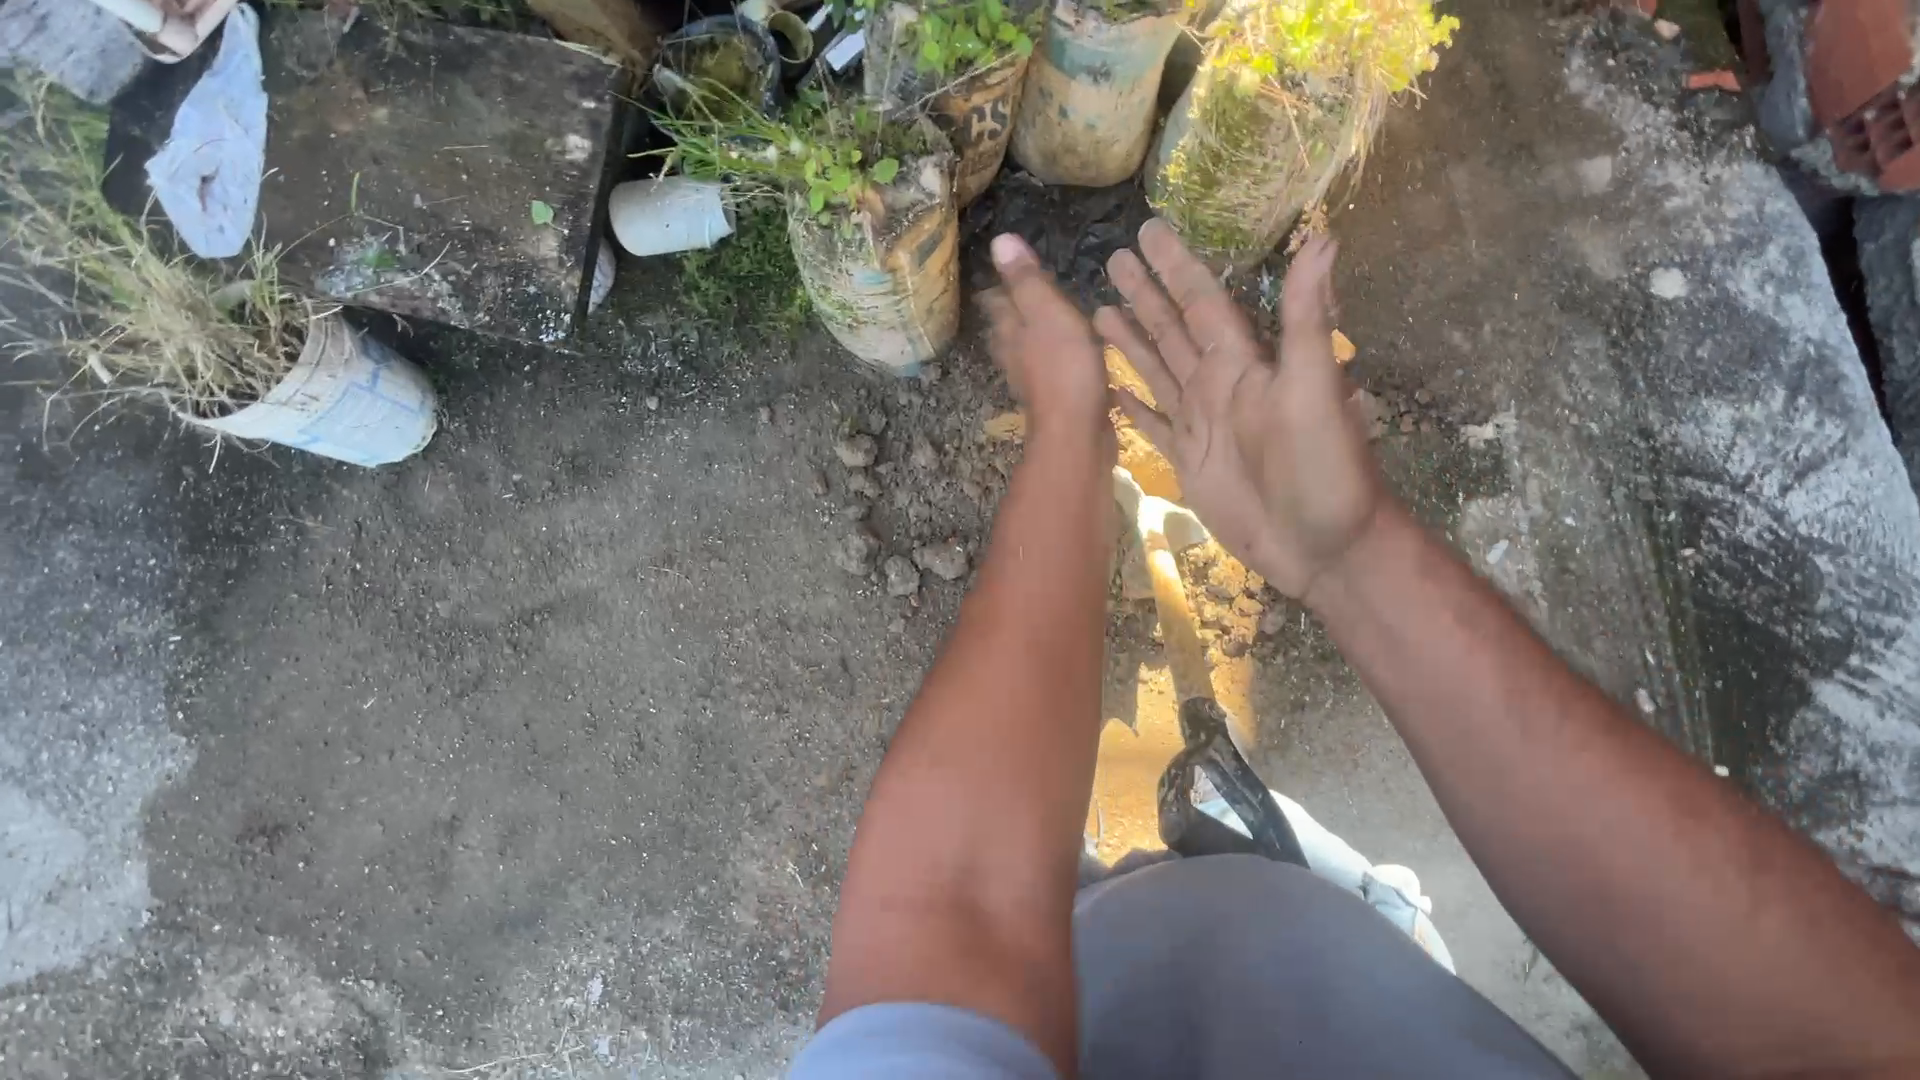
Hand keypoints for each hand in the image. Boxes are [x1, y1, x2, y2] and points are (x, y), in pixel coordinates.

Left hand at [981, 233, 1113, 447]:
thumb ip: (1026, 280)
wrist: (1077, 433)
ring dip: (1032, 336)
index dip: (1001, 283)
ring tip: (1046, 321)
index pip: (996, 299)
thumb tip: (999, 241)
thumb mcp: (1048, 313)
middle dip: (1013, 309)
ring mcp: (1032, 380)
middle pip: (1006, 326)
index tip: (1009, 269)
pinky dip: (1054, 360)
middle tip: (1026, 292)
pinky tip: (1068, 359)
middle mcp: (1013, 354)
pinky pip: (1050, 371)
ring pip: (1026, 350)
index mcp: (1010, 330)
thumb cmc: (1064, 369)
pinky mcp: (1054, 399)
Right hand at [1095, 219, 1382, 599]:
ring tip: (1098, 313)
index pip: (1202, 302)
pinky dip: (1132, 407)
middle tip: (1112, 260)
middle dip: (1145, 294)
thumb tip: (1323, 237)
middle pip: (1172, 329)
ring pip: (1157, 371)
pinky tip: (1110, 392)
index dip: (1175, 267)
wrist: (1322, 545)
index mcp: (1243, 363)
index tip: (1147, 232)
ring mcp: (1200, 425)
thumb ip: (1306, 318)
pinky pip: (1152, 424)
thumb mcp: (1315, 389)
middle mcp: (1217, 386)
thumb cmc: (1325, 469)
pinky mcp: (1188, 462)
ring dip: (1131, 341)